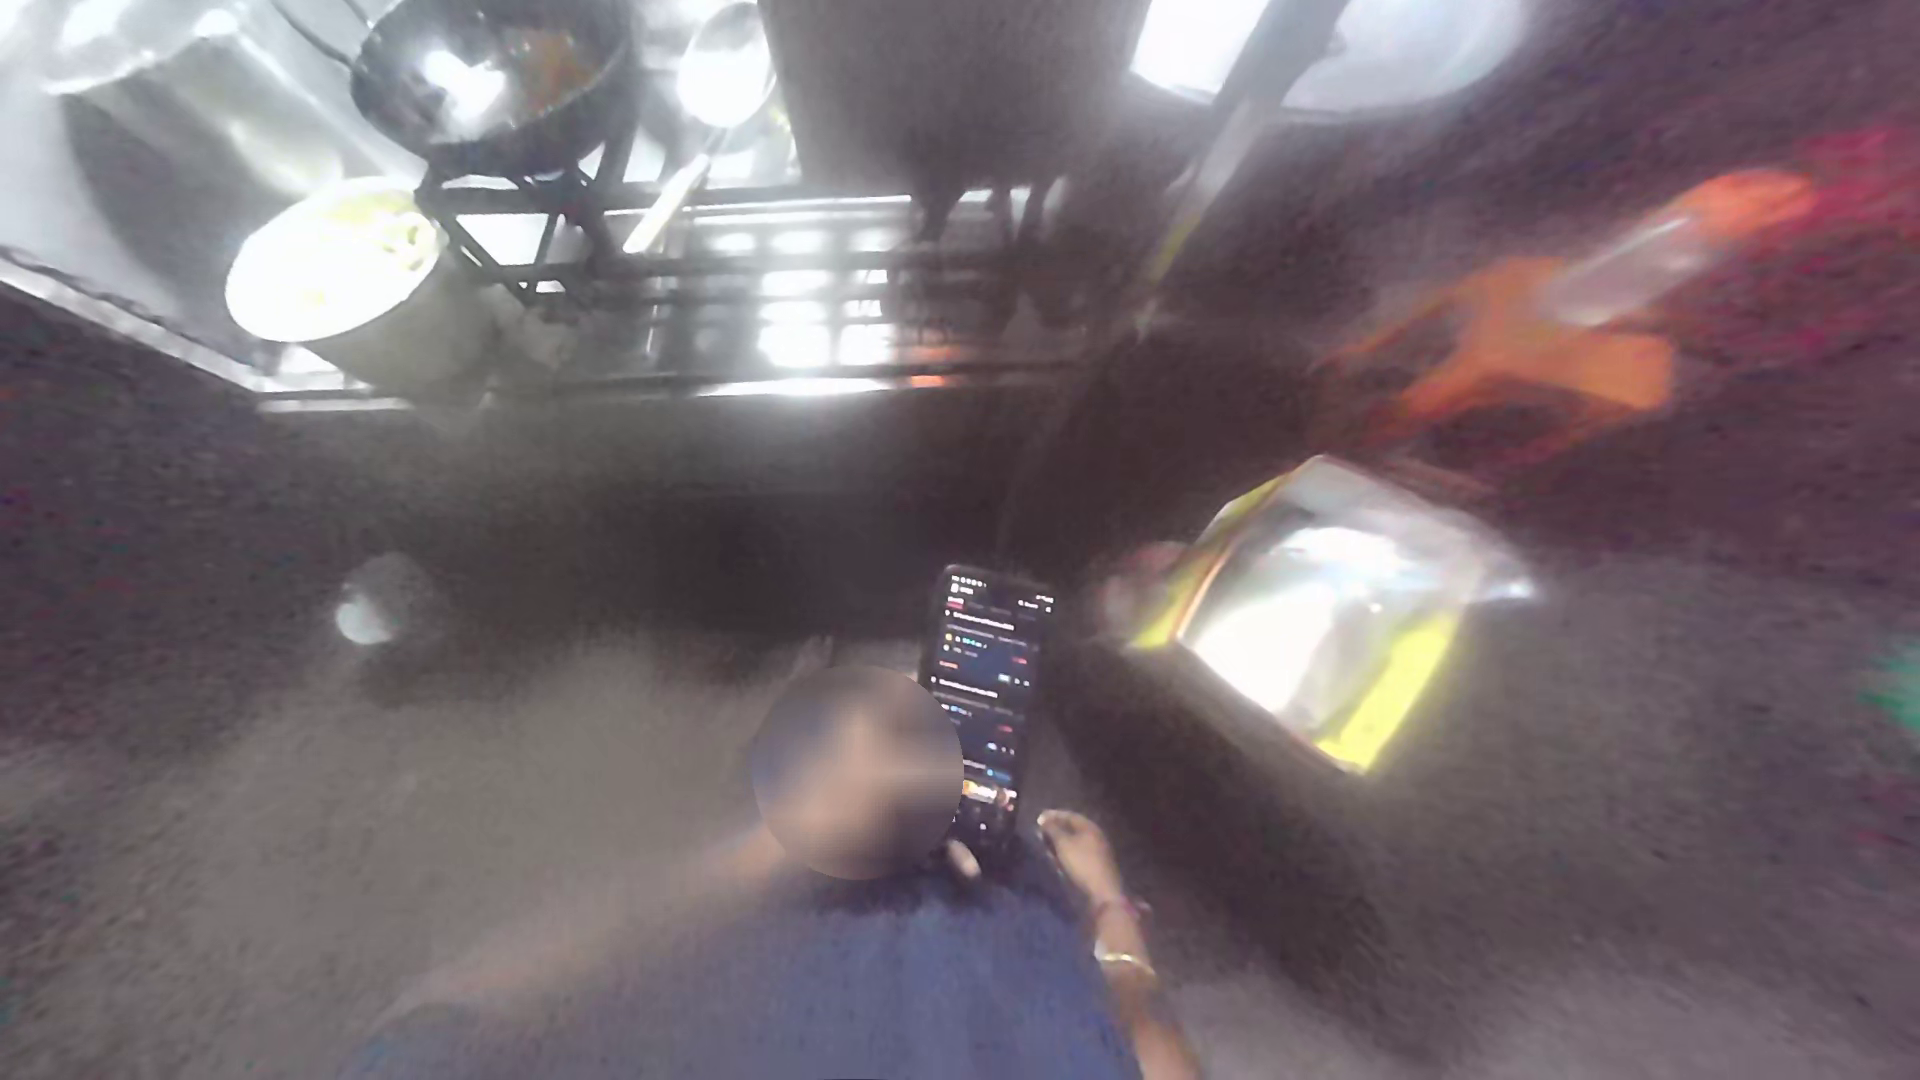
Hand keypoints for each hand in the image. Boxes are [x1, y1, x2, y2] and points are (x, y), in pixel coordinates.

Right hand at [1037, 809, 1125, 905]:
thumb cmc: (1081, 863)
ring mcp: (1097, 851)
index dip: (1053, 815)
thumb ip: (1052, 829)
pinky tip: (1058, 859)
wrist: (1102, 893)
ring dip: (1060, 842)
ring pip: (1074, 842)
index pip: (1069, 815)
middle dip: (1056, 829)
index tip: (1039, 819)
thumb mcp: (1063, 843)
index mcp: (1089, 826)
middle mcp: (1095, 835)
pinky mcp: (1095, 865)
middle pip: (1072, 828)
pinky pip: (1077, 853)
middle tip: (1041, 833)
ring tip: (1046, 846)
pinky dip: (1066, 853)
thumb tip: (1044, 820)